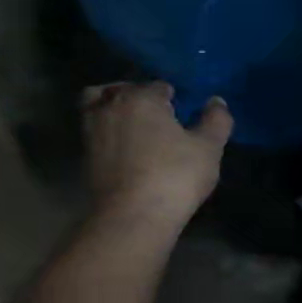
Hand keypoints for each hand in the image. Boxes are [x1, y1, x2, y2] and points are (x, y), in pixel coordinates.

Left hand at [82, 81, 231, 226]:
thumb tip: (216, 101)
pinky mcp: (84, 156)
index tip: (183, 111)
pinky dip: (107, 131)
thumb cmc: (175, 176)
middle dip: (139, 96)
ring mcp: (91, 131)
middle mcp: (111, 107)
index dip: (173, 97)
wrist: (133, 216)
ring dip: (114, 108)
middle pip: (122, 90)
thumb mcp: (208, 148)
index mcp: (141, 98)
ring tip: (133, 124)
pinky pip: (95, 131)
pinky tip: (125, 147)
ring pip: (98, 105)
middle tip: (158, 114)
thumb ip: (216, 120)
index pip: (158, 86)